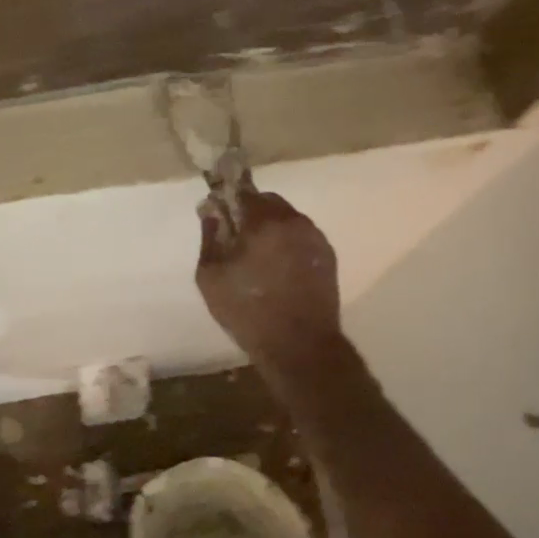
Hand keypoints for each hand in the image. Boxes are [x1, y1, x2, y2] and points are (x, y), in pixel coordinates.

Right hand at [195, 185, 341, 363]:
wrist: (299, 346)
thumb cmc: (248, 310)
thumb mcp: (211, 275)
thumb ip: (210, 235)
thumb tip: (210, 209)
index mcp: (264, 220)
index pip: (243, 191)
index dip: (228, 200)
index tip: (219, 216)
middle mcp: (294, 221)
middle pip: (268, 202)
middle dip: (251, 214)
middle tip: (236, 241)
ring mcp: (315, 238)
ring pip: (287, 220)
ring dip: (271, 229)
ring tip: (257, 260)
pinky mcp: (328, 258)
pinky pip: (301, 238)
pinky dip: (288, 245)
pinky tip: (278, 271)